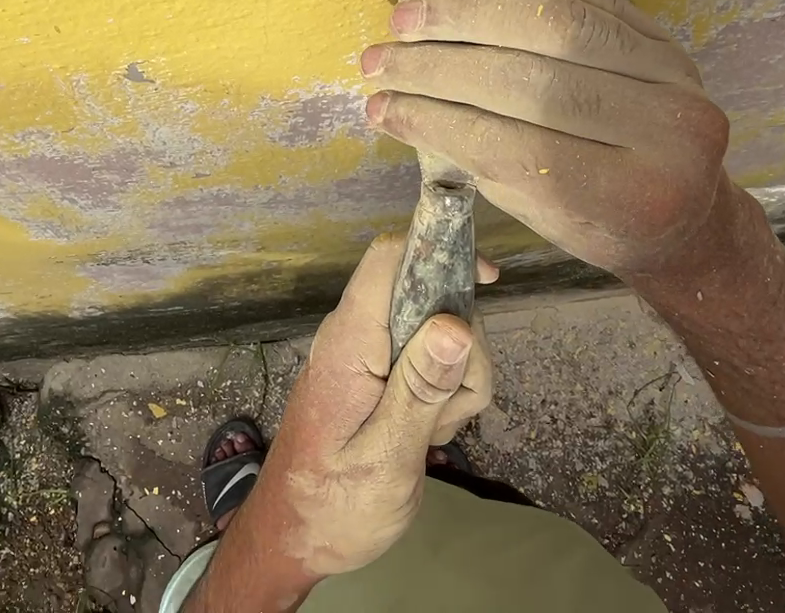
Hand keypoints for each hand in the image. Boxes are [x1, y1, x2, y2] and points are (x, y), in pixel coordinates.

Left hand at [235, 234, 494, 579]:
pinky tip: (427, 432)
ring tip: (430, 433)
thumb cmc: (333, 504)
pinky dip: (443, 393)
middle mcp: (356, 333)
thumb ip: (421, 388)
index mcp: (350, 340)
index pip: (388, 258)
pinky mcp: (379, 373)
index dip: (436, 249)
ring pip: (439, 332)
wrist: (296, 535)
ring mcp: (368, 353)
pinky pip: (429, 361)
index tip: (488, 277)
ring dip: (453, 380)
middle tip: (448, 409)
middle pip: (429, 296)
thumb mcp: (387, 456)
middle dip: (461, 345)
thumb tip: (456, 323)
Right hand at [361, 0, 729, 279]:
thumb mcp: (534, 211)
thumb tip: (392, 105)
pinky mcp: (663, 35)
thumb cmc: (599, 223)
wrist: (688, 209)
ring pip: (556, 22)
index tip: (379, 105)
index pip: (513, 147)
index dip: (435, 121)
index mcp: (630, 198)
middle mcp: (665, 131)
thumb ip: (473, 156)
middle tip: (379, 58)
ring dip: (466, 12)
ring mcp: (672, 74)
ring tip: (406, 16)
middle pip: (531, 79)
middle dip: (439, 64)